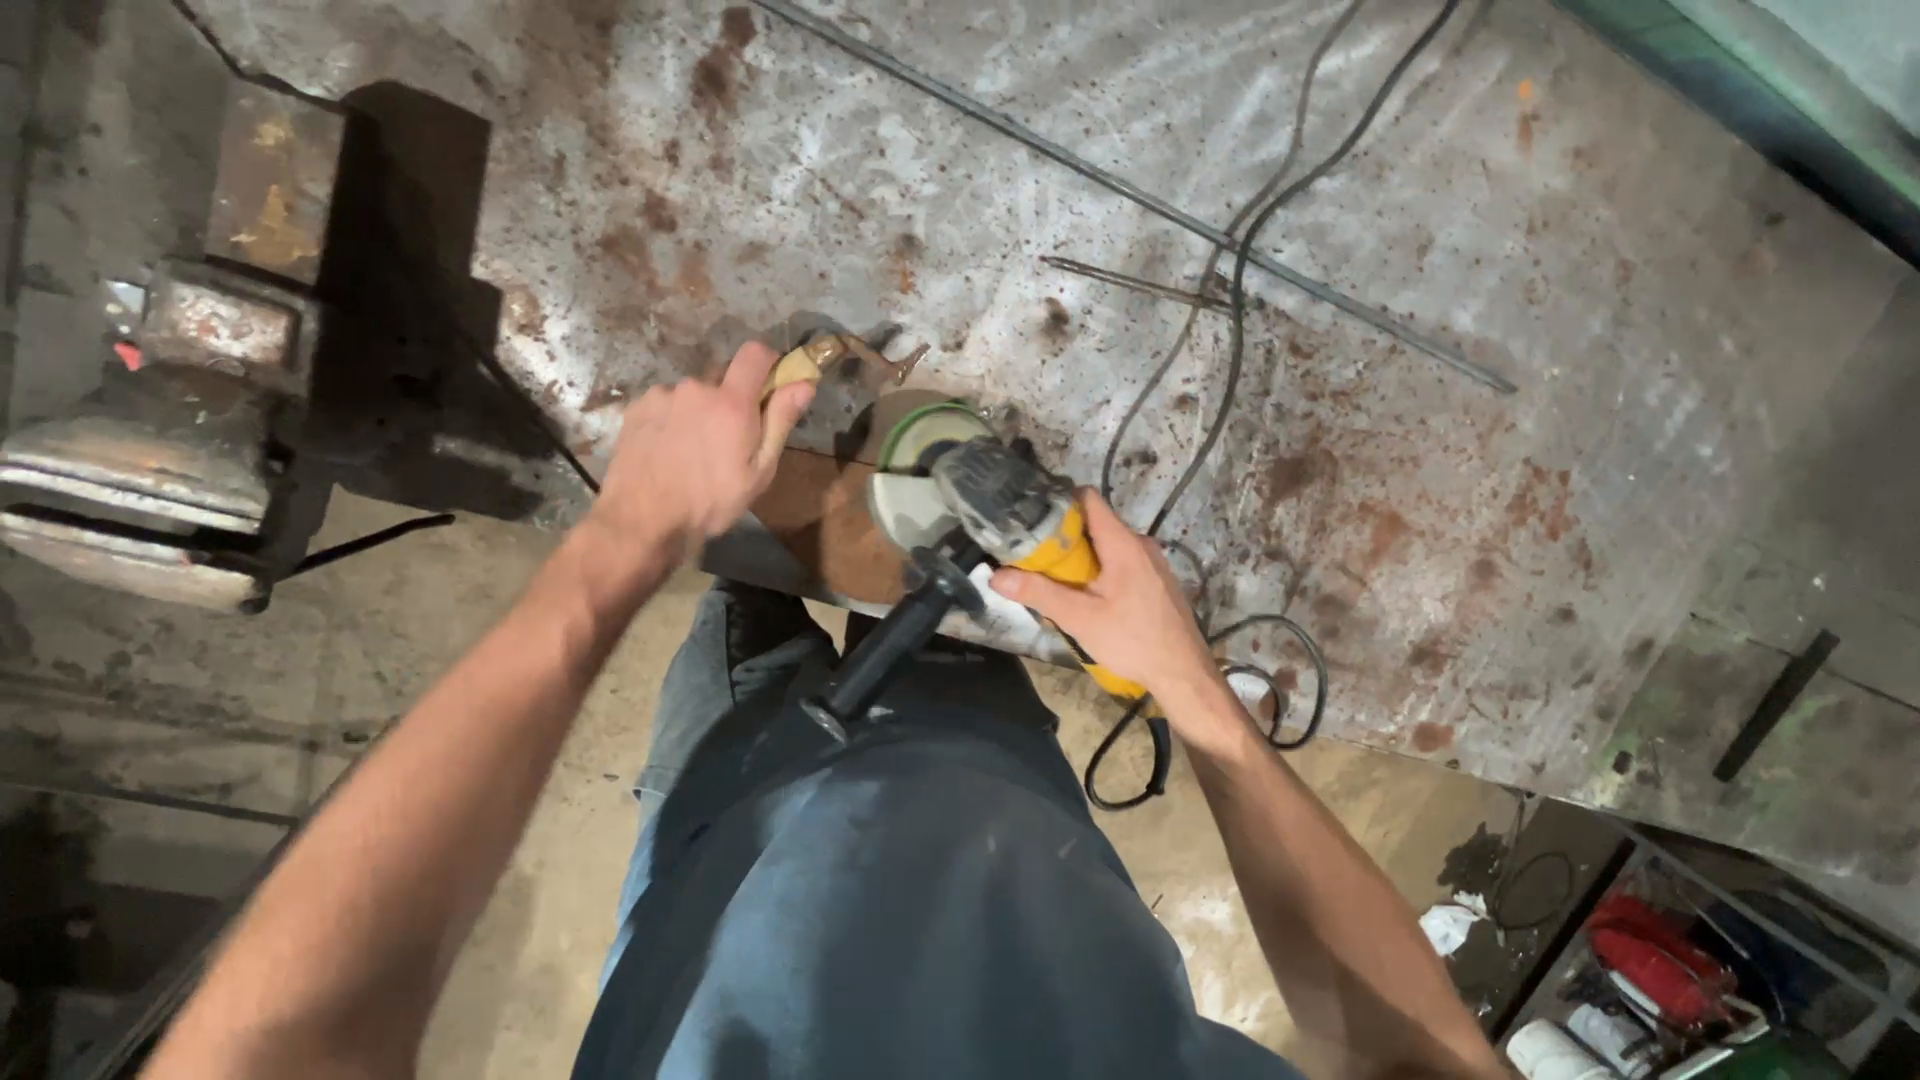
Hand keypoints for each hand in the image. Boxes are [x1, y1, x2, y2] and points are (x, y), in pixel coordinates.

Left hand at [591, 341, 813, 553]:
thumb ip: (780, 422)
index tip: (771, 387)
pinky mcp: (637, 407)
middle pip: (722, 377)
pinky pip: (666, 404)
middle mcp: (696, 388)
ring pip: (692, 394)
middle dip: (731, 399)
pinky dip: (672, 420)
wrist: (642, 519)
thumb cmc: (710, 502)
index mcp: (731, 402)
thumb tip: (805, 384)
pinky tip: (668, 451)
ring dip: (699, 412)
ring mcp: (662, 395)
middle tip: (729, 439)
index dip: (769, 362)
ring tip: (692, 451)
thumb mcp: (758, 472)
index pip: (755, 353)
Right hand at [991, 490, 1236, 729]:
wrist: (1183, 673)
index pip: (1087, 498)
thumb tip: (996, 576)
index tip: (1031, 519)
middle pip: (1095, 523)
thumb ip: (1038, 593)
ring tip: (1054, 577)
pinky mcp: (1156, 581)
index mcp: (1123, 543)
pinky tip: (1087, 596)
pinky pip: (1122, 562)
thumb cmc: (1133, 641)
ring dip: (1081, 557)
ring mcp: (1152, 562)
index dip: (1057, 503)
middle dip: (1064, 537)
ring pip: (1108, 545)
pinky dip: (1100, 570)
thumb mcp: (1079, 618)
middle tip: (1034, 555)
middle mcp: (1140, 544)